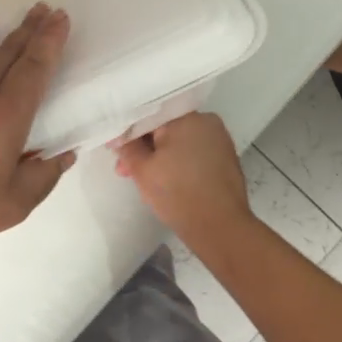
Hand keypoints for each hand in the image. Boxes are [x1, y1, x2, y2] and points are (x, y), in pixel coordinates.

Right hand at [115, 112, 251, 244]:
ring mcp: (219, 140)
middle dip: (144, 148)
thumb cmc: (177, 193)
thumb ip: (127, 148)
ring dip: (160, 157)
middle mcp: (206, 121)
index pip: (149, 116)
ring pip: (180, 142)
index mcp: (186, 117)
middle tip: (125, 171)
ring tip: (144, 180)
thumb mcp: (142, 170)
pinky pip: (194, 153)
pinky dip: (179, 163)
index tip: (115, 151)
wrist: (220, 226)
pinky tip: (168, 181)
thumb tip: (119, 138)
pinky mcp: (226, 159)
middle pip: (166, 128)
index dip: (128, 133)